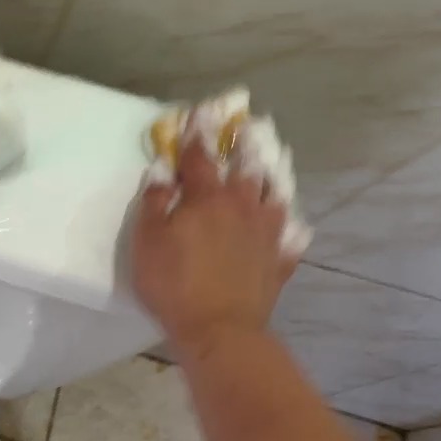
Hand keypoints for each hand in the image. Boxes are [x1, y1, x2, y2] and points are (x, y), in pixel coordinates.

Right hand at [131, 125, 300, 355]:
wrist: (220, 328)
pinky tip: (293, 224)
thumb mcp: (148, 241)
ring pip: (274, 194)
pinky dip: (291, 225)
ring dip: (272, 174)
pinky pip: (290, 236)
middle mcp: (242, 206)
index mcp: (207, 198)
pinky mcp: (279, 259)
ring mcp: (266, 232)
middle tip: (247, 124)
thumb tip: (162, 172)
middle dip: (243, 142)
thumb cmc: (173, 283)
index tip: (197, 112)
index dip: (195, 133)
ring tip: (274, 162)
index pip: (199, 156)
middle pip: (246, 166)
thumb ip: (154, 202)